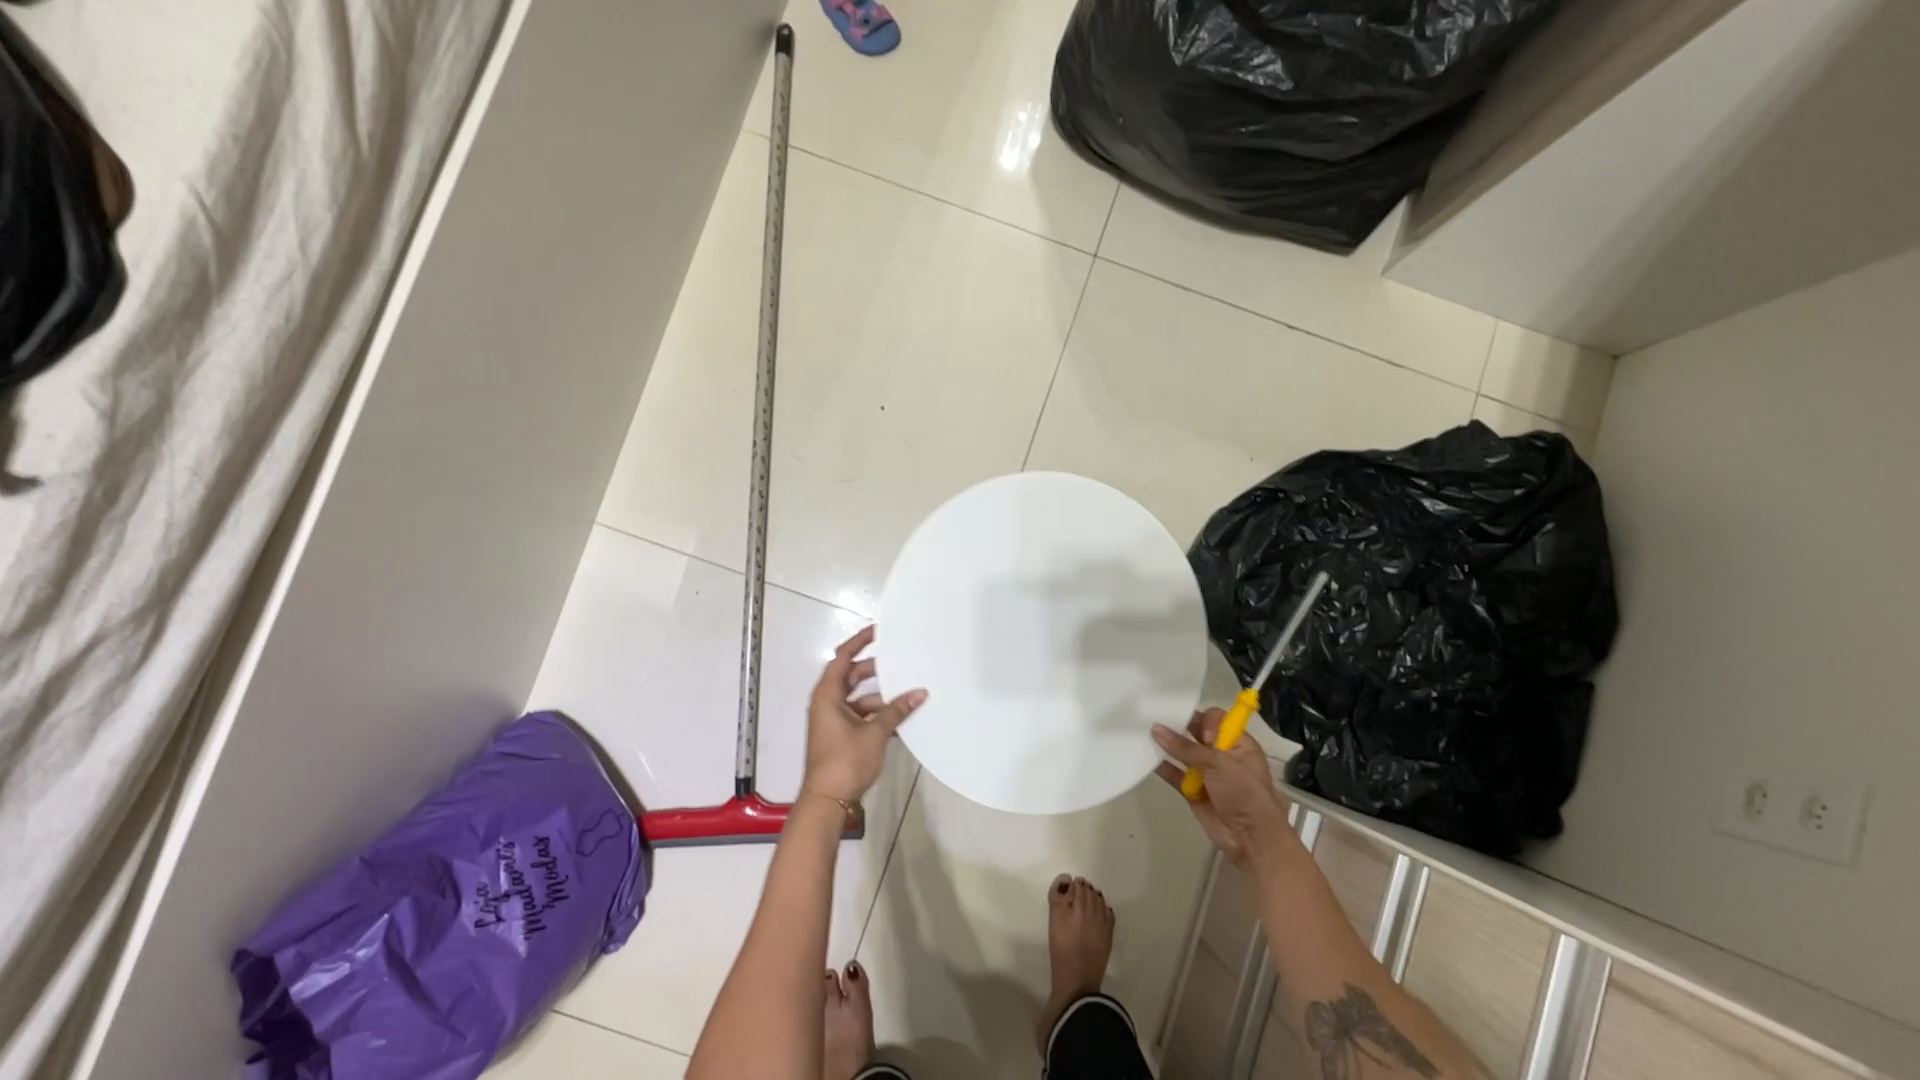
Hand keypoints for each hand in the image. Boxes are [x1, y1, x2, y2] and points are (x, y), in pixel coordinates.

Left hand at [803, 626, 925, 802]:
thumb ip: (897, 711)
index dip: (859, 641)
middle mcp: (827, 703)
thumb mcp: (875, 733)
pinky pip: (861, 717)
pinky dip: (878, 717)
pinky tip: (901, 722)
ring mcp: (833, 720)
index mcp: (828, 694)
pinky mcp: (841, 736)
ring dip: (881, 699)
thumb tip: (920, 693)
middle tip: (900, 663)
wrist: (828, 800)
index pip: (843, 657)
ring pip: (859, 699)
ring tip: (908, 697)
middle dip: (876, 671)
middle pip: (852, 677)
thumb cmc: (845, 760)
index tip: (878, 631)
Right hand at [1154, 709, 1292, 869]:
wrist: (1251, 837)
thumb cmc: (1244, 792)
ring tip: (1143, 732)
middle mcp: (1222, 755)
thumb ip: (1186, 747)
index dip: (1197, 716)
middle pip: (1196, 735)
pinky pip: (1175, 774)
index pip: (1215, 720)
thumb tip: (1157, 729)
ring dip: (1167, 746)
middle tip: (1151, 716)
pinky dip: (1163, 767)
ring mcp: (1207, 774)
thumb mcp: (1218, 763)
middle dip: (1177, 727)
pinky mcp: (1193, 791)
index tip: (1175, 712)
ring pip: (1183, 754)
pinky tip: (1146, 756)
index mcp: (1237, 743)